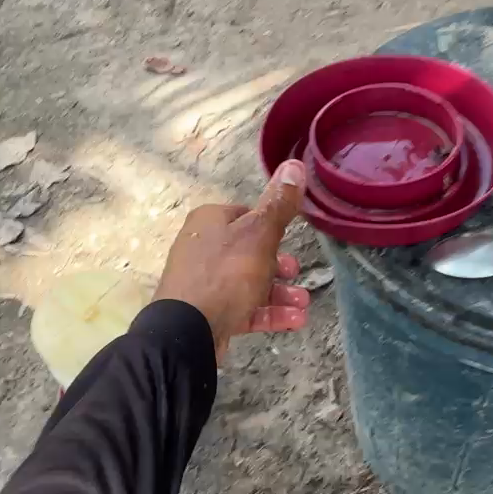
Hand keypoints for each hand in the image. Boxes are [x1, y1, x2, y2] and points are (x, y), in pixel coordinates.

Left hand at [154, 160, 310, 357]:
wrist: (189, 329)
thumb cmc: (226, 273)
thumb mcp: (259, 234)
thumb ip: (279, 205)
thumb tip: (294, 164)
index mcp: (210, 221)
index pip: (246, 216)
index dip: (270, 227)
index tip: (289, 239)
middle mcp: (204, 249)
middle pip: (250, 252)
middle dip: (280, 266)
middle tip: (296, 273)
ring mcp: (205, 284)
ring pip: (250, 284)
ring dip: (281, 293)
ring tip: (303, 304)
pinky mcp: (209, 313)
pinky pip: (245, 309)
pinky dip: (269, 313)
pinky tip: (295, 320)